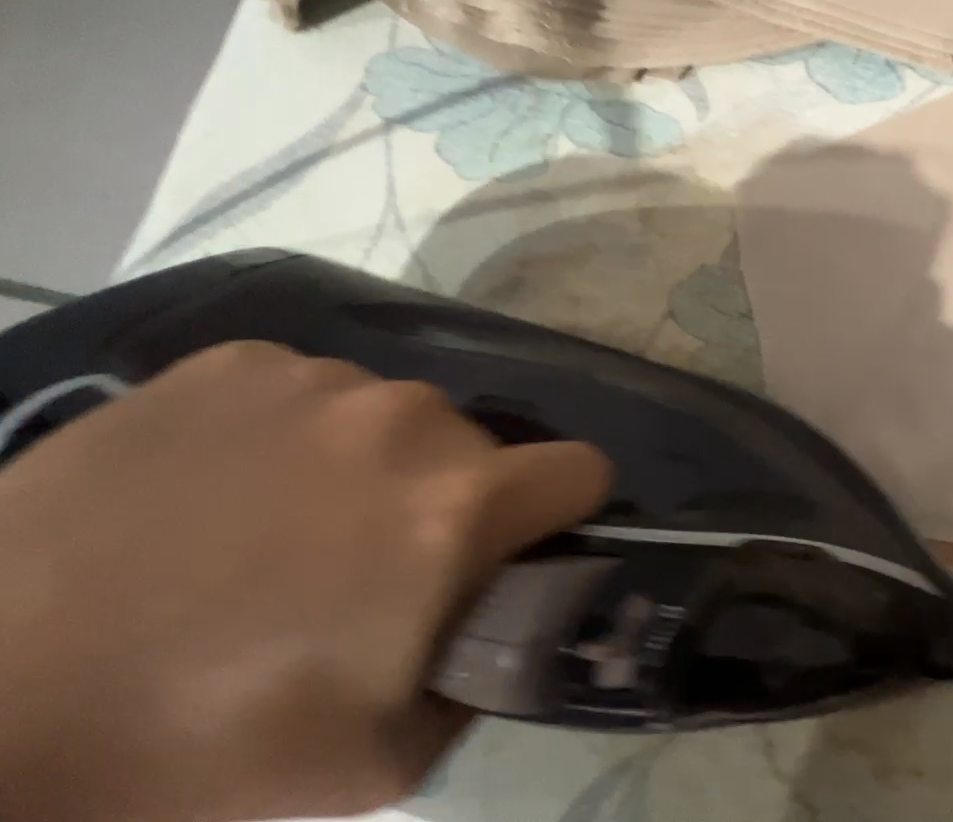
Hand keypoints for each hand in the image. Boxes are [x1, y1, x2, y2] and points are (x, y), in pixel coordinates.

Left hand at [0, 342, 611, 821]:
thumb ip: (486, 676)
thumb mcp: (385, 759)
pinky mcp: (232, 365)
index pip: (583, 471)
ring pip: (397, 414)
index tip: (512, 552)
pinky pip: (311, 388)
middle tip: (368, 568)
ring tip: (279, 529)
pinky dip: (293, 433)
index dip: (560, 516)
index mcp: (458, 506)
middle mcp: (407, 419)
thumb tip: (512, 624)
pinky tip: (221, 491)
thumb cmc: (198, 745)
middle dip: (453, 498)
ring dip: (372, 464)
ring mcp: (316, 380)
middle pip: (481, 446)